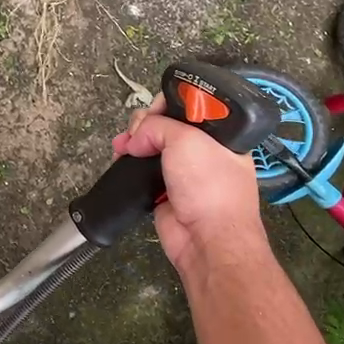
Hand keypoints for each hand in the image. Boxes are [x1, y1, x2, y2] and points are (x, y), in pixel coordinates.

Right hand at [110, 94, 268, 283]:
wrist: (208, 240)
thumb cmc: (208, 187)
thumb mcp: (186, 141)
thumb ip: (156, 126)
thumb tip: (134, 139)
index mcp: (223, 138)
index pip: (193, 107)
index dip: (169, 103)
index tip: (153, 110)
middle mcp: (204, 152)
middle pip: (166, 123)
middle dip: (144, 123)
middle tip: (136, 132)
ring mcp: (184, 171)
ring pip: (151, 144)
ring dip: (132, 141)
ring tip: (121, 147)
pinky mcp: (164, 188)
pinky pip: (142, 166)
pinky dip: (128, 161)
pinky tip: (120, 158)